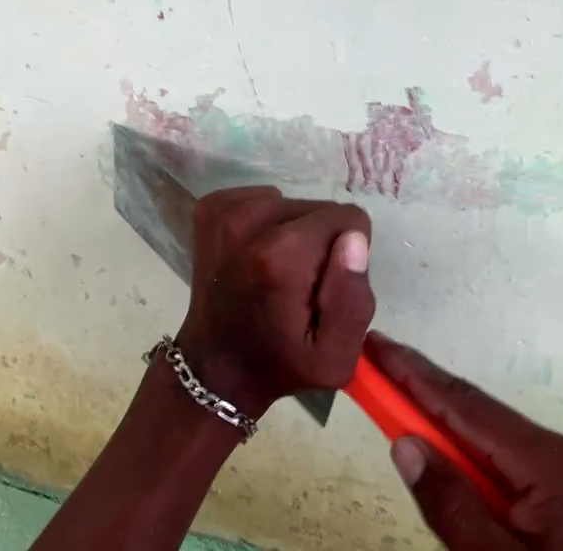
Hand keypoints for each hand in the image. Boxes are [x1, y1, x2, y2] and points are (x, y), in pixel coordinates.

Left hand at [174, 187, 373, 417]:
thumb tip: (354, 238)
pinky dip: (266, 219)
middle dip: (320, 240)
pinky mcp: (209, 208)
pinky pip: (260, 197)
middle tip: (302, 283)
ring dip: (293, 230)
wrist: (217, 365)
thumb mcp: (334, 357)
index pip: (346, 218)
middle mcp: (247, 223)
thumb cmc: (281, 363)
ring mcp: (223, 213)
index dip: (348, 252)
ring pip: (290, 201)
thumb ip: (353, 300)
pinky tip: (258, 250)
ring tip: (279, 270)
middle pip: (317, 207)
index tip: (327, 285)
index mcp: (281, 257)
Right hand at [371, 335, 562, 550]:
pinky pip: (508, 464)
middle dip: (422, 392)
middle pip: (479, 415)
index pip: (467, 405)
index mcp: (557, 465)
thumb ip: (452, 508)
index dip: (412, 373)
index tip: (372, 343)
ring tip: (395, 405)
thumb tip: (405, 445)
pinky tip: (443, 454)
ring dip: (442, 427)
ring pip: (492, 441)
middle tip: (372, 368)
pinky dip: (468, 457)